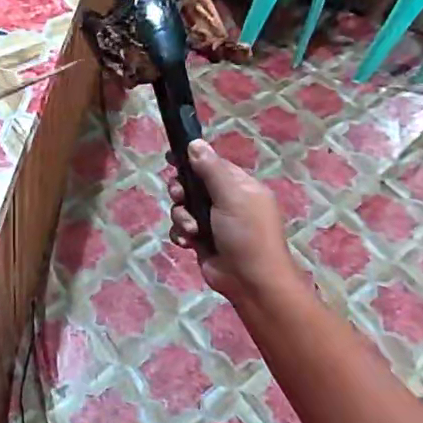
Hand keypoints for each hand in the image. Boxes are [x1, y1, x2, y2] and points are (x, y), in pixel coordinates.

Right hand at [167, 140, 295, 300]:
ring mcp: (213, 222)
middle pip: (191, 184)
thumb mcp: (231, 195)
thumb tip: (195, 142)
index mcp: (239, 185)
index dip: (191, 160)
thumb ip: (211, 168)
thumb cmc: (246, 233)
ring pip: (183, 207)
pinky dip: (181, 234)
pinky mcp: (202, 240)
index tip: (171, 158)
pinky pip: (181, 229)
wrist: (251, 281)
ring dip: (182, 217)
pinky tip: (187, 243)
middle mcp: (225, 201)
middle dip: (181, 191)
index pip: (211, 164)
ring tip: (192, 230)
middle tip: (180, 197)